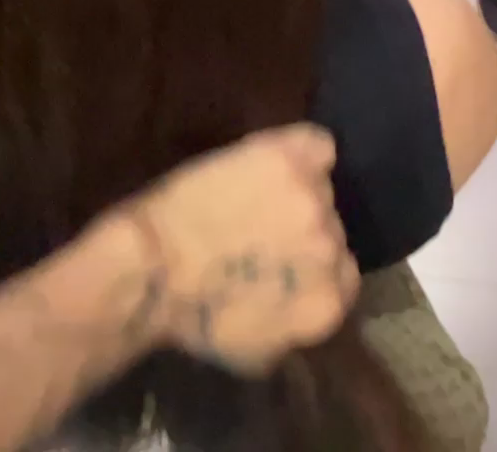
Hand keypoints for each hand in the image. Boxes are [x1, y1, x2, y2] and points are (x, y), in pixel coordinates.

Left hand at [123, 123, 358, 374]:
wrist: (153, 266)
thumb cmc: (193, 314)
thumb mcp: (258, 351)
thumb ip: (300, 324)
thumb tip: (311, 300)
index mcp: (329, 302)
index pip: (343, 272)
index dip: (311, 265)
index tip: (284, 258)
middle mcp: (330, 246)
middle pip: (332, 225)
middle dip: (302, 227)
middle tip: (264, 226)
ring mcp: (312, 197)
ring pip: (320, 185)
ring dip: (295, 190)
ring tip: (257, 194)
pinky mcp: (289, 158)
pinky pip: (318, 144)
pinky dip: (304, 148)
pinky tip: (278, 158)